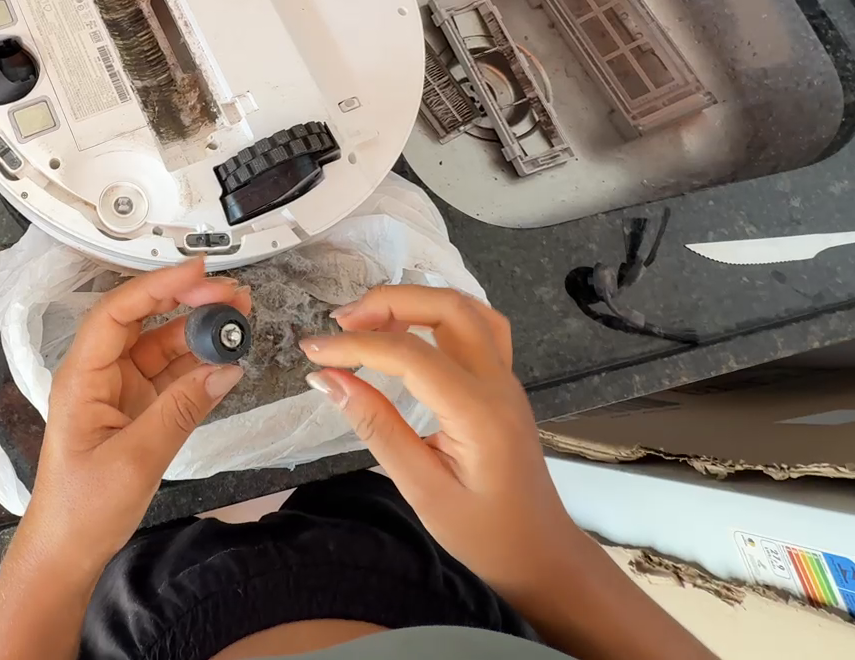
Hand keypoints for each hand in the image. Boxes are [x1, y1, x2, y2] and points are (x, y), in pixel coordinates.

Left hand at [23, 259, 248, 565]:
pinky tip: (225, 356)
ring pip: (162, 343)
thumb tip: (225, 368)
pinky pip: (171, 373)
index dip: (157, 286)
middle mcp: (100, 372)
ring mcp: (120, 388)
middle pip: (143, 319)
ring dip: (198, 330)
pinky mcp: (137, 406)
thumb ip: (181, 409)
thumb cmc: (82, 508)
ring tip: (237, 318)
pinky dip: (199, 363)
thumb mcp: (136, 459)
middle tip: (231, 295)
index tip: (198, 274)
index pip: (118, 311)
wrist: (68, 551)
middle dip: (186, 301)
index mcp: (82, 375)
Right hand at [301, 286, 585, 593]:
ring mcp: (505, 376)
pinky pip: (477, 321)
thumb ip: (376, 426)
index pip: (410, 354)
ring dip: (411, 300)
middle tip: (340, 323)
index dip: (355, 345)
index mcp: (478, 413)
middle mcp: (498, 382)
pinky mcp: (502, 378)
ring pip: (463, 306)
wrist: (541, 554)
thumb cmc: (483, 534)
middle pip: (444, 307)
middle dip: (386, 303)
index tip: (313, 352)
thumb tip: (327, 378)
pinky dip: (436, 309)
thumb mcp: (421, 490)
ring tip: (368, 320)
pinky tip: (409, 325)